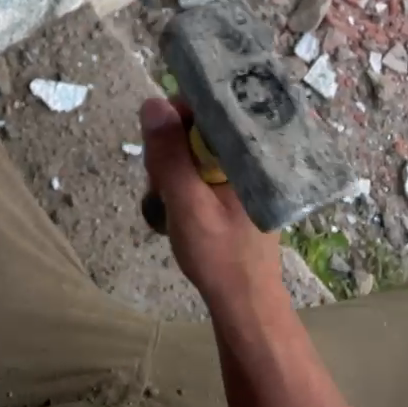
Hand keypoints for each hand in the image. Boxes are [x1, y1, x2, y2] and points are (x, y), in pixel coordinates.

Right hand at [139, 97, 285, 306]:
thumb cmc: (221, 256)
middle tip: (161, 182)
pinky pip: (202, 162)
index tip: (158, 144)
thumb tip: (152, 102)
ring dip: (173, 163)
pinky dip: (183, 176)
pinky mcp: (237, 184)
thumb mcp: (188, 204)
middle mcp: (255, 151)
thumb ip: (170, 155)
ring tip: (166, 196)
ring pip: (196, 143)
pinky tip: (175, 200)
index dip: (178, 115)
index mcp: (254, 149)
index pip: (214, 104)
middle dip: (172, 145)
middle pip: (201, 122)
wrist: (244, 304)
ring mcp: (245, 168)